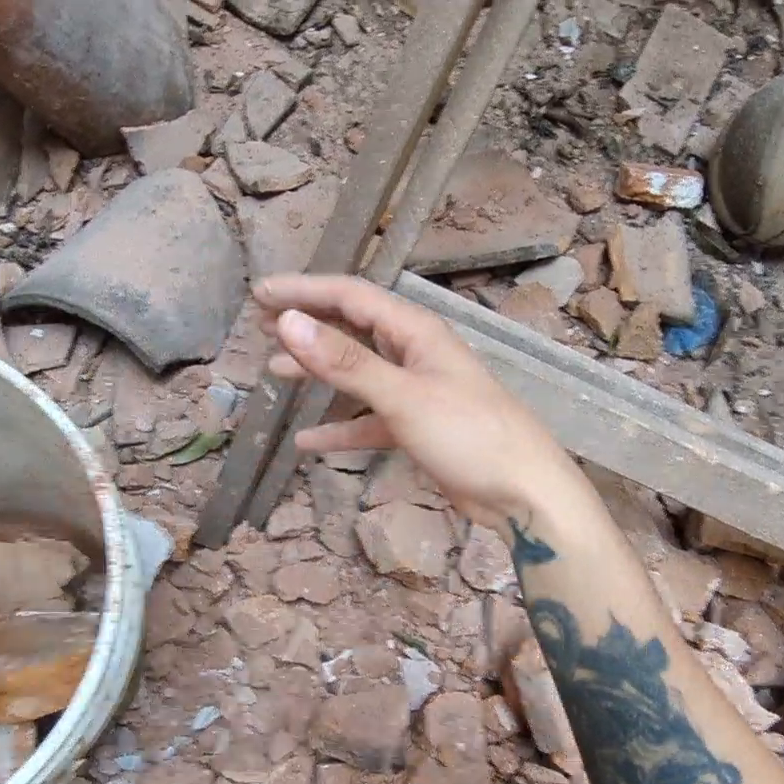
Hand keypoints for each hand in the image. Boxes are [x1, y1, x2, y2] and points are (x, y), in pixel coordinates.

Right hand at [255, 274, 586, 528]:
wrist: (522, 491)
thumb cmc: (468, 434)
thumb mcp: (403, 396)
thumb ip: (346, 362)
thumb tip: (290, 323)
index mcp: (415, 332)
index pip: (350, 297)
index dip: (304, 291)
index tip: (261, 293)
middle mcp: (414, 354)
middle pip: (352, 330)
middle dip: (308, 326)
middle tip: (261, 327)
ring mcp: (416, 393)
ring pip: (357, 375)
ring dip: (318, 374)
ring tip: (275, 373)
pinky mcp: (418, 429)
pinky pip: (369, 421)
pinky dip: (340, 427)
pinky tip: (308, 441)